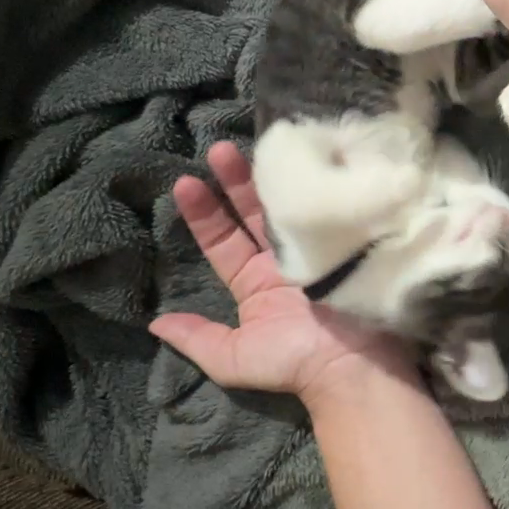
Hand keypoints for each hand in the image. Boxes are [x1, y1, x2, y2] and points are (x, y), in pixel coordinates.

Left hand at [149, 141, 420, 410]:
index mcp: (257, 283)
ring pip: (289, 205)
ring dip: (271, 176)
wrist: (353, 364)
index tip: (185, 183)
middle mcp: (285, 260)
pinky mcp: (347, 239)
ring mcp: (318, 246)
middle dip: (235, 182)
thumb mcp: (232, 358)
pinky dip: (319, 185)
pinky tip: (309, 160)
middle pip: (255, 214)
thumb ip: (196, 338)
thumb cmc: (294, 362)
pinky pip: (328, 208)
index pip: (224, 241)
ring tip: (253, 145)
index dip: (204, 213)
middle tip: (217, 149)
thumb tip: (155, 323)